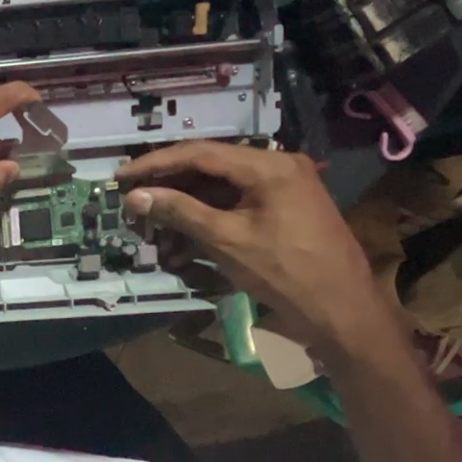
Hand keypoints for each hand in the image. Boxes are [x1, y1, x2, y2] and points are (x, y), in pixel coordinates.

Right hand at [118, 142, 401, 359]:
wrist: (341, 308)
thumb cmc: (284, 271)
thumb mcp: (226, 239)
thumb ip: (180, 211)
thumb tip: (135, 196)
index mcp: (268, 166)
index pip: (199, 153)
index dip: (154, 164)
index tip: (120, 177)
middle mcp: (277, 167)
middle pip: (208, 169)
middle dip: (167, 189)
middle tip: (132, 205)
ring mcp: (281, 188)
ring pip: (218, 190)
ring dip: (183, 210)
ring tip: (153, 234)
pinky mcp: (281, 210)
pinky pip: (234, 207)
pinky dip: (205, 222)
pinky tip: (181, 247)